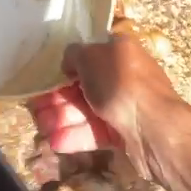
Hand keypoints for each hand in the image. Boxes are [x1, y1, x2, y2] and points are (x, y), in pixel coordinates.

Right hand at [29, 34, 180, 170]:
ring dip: (61, 117)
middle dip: (59, 95)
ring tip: (40, 126)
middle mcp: (122, 76)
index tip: (48, 74)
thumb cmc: (120, 82)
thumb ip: (73, 55)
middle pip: (84, 84)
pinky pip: (95, 131)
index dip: (68, 63)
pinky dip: (75, 135)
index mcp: (119, 50)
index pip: (90, 52)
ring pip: (86, 109)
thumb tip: (69, 62)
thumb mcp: (89, 57)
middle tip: (35, 105)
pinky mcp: (124, 133)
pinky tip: (55, 141)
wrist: (154, 128)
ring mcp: (124, 106)